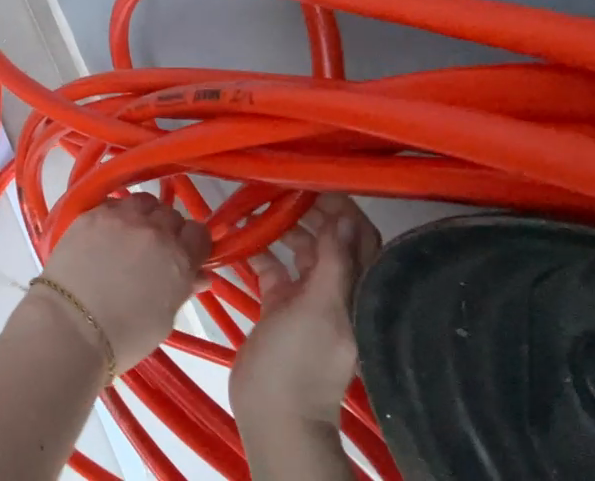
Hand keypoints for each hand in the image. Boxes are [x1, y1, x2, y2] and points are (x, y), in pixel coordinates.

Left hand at [32, 192, 211, 370]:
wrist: (72, 324)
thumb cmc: (125, 335)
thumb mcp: (164, 319)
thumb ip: (182, 289)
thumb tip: (198, 275)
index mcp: (178, 258)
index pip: (199, 233)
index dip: (194, 244)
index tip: (186, 255)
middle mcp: (153, 231)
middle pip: (171, 214)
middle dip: (169, 229)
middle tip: (156, 249)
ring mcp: (120, 218)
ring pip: (143, 202)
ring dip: (144, 215)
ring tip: (133, 234)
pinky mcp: (91, 214)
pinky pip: (113, 203)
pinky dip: (117, 213)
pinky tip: (108, 231)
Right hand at [230, 193, 380, 428]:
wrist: (274, 415)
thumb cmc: (299, 363)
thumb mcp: (317, 311)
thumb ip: (334, 266)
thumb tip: (345, 219)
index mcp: (353, 292)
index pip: (358, 238)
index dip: (342, 208)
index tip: (311, 180)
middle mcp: (335, 291)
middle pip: (329, 240)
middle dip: (308, 211)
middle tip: (276, 185)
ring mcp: (306, 300)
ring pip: (300, 251)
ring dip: (280, 227)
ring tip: (253, 205)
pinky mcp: (279, 308)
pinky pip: (272, 270)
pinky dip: (258, 252)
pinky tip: (236, 238)